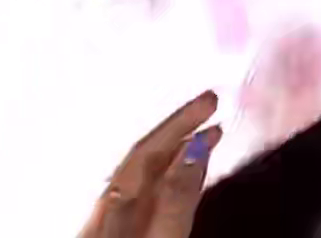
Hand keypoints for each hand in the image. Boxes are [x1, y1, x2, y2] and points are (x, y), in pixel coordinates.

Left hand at [80, 92, 222, 237]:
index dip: (180, 120)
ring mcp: (110, 225)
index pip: (146, 149)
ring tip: (209, 135)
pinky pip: (150, 197)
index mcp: (111, 200)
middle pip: (144, 159)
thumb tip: (198, 144)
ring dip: (179, 152)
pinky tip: (187, 178)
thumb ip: (175, 196)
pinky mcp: (125, 235)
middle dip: (180, 128)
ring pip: (147, 178)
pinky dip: (172, 179)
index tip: (213, 98)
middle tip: (214, 103)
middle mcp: (107, 207)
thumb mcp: (158, 237)